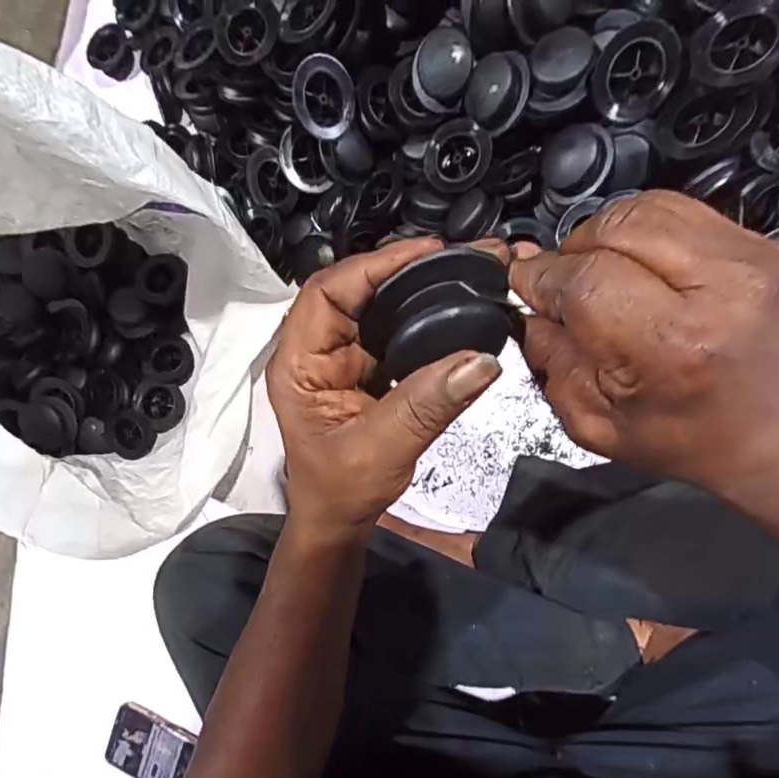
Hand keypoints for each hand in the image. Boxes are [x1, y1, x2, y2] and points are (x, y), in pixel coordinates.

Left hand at [269, 237, 503, 534]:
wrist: (338, 522)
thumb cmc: (339, 493)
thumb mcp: (382, 449)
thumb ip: (427, 405)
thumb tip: (479, 362)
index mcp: (299, 365)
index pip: (328, 292)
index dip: (375, 266)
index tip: (425, 254)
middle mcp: (317, 355)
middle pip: (355, 292)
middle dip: (402, 273)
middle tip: (453, 262)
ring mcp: (342, 364)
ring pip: (376, 312)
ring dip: (415, 296)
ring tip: (457, 281)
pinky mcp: (366, 376)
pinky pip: (393, 339)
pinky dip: (421, 326)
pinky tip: (449, 318)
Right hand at [509, 190, 778, 486]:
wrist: (761, 432)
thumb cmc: (686, 437)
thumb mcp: (595, 423)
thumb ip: (552, 363)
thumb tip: (529, 309)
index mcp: (674, 346)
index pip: (585, 279)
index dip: (543, 278)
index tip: (524, 285)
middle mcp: (718, 291)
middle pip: (611, 230)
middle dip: (569, 256)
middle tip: (558, 289)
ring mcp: (742, 259)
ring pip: (639, 209)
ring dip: (600, 239)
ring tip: (595, 278)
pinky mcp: (750, 244)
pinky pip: (672, 211)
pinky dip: (636, 233)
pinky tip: (631, 268)